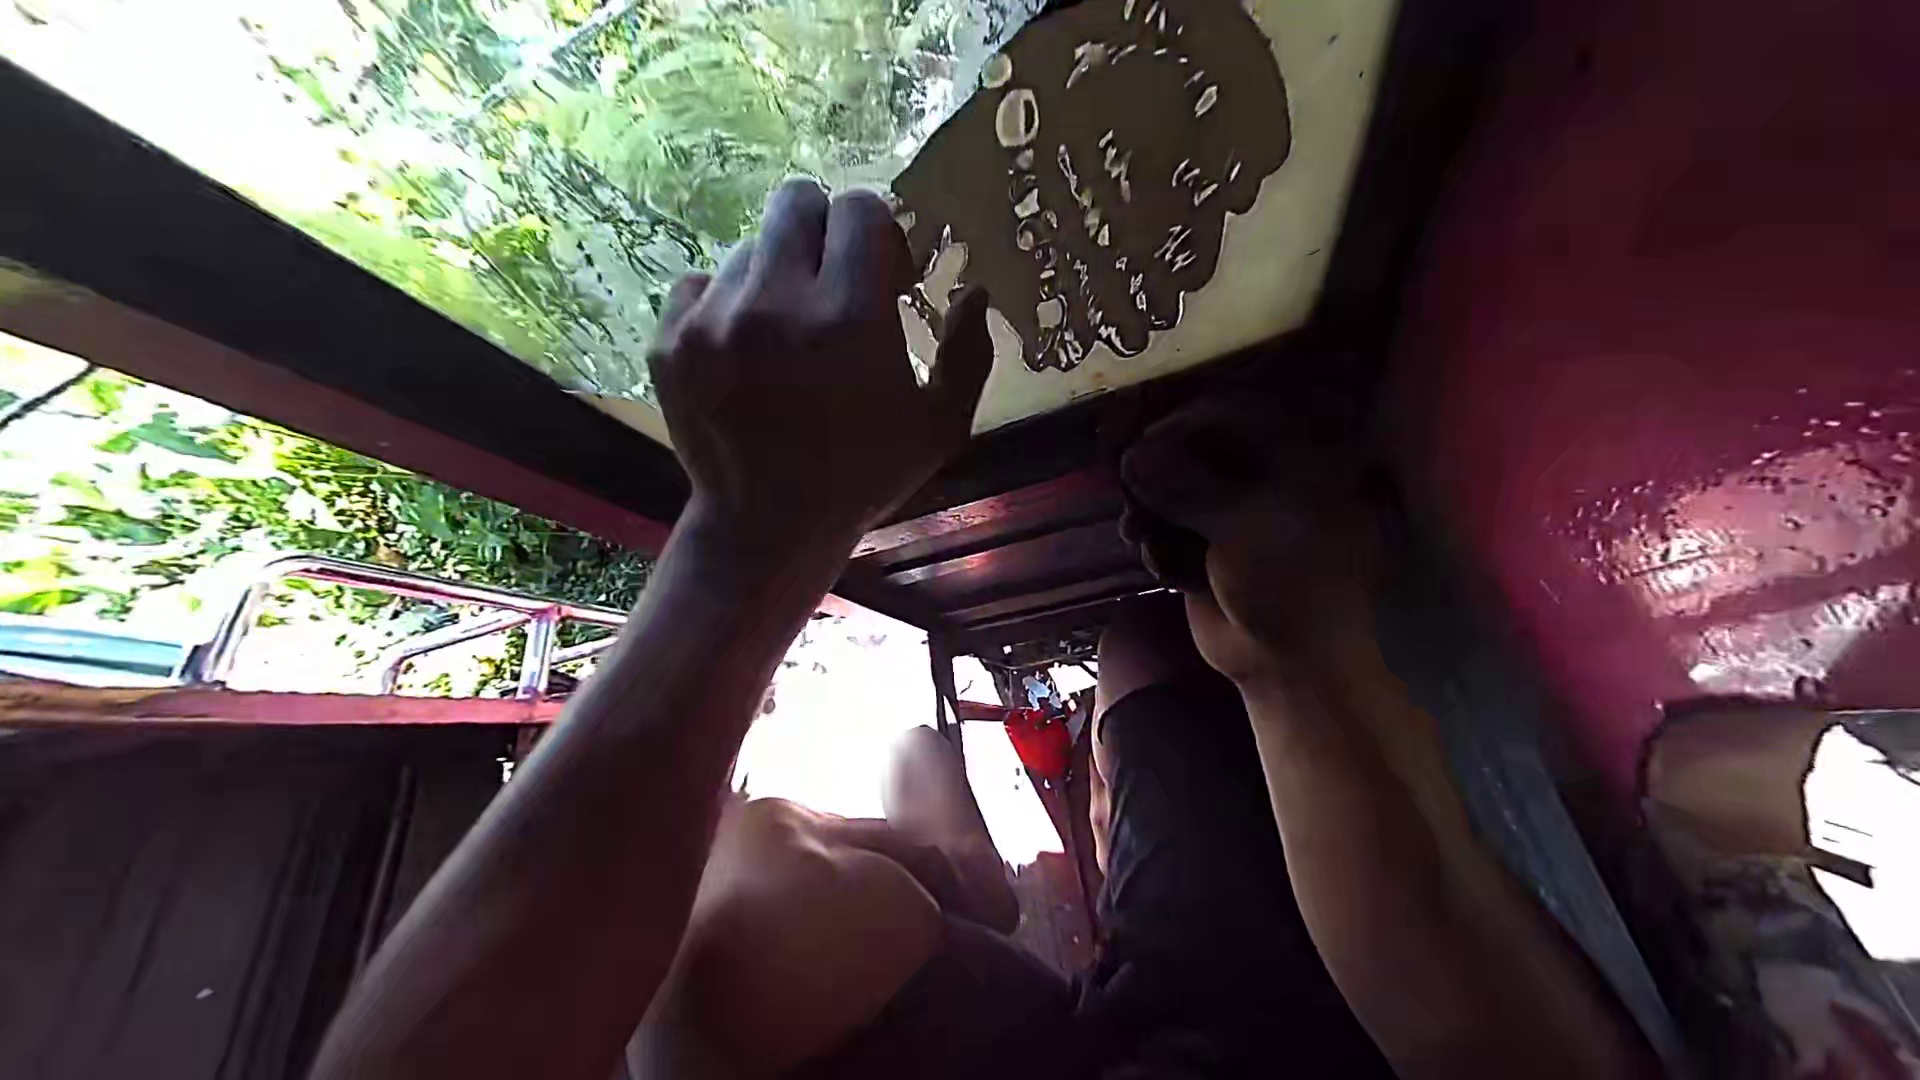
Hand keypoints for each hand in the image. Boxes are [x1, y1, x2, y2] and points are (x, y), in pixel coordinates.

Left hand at [649, 179, 992, 557]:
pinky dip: (729, 306)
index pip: (860, 208)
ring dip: (780, 275)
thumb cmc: (863, 479)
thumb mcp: (938, 429)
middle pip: (797, 200)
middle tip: (836, 285)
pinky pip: (702, 284)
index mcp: (848, 319)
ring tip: (789, 335)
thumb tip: (975, 293)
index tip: (885, 276)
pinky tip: (746, 353)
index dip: (881, 234)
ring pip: (750, 246)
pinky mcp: (670, 342)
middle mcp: (774, 303)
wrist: (769, 527)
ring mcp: (712, 320)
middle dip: (827, 232)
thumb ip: (968, 356)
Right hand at [1118, 398, 1380, 690]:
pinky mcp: (1210, 544)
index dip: (1186, 426)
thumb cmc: (1291, 586)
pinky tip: (1164, 567)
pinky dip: (1160, 545)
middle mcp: (1267, 477)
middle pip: (1196, 453)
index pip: (1235, 415)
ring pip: (1176, 491)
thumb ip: (1187, 486)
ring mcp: (1236, 513)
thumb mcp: (1246, 526)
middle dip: (1159, 477)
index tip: (1145, 444)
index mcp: (1300, 459)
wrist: (1287, 663)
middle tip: (1131, 493)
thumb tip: (1131, 458)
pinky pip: (1170, 528)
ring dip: (1152, 514)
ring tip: (1136, 532)